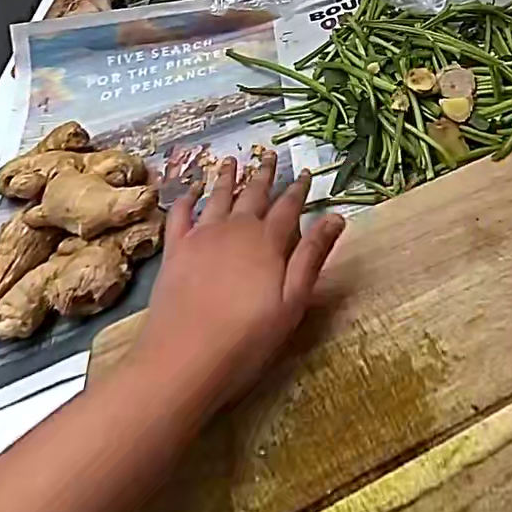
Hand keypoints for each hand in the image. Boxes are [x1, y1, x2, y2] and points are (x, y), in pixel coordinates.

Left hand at [125, 151, 345, 412]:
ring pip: (218, 196)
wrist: (185, 356)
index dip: (298, 189)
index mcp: (266, 241)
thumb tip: (336, 216)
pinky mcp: (176, 248)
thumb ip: (312, 256)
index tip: (305, 173)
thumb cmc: (247, 337)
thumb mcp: (292, 302)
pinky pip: (181, 213)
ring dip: (227, 177)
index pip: (288, 207)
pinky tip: (191, 189)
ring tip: (233, 160)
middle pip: (253, 194)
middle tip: (270, 155)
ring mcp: (201, 235)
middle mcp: (235, 228)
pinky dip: (187, 197)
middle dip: (264, 174)